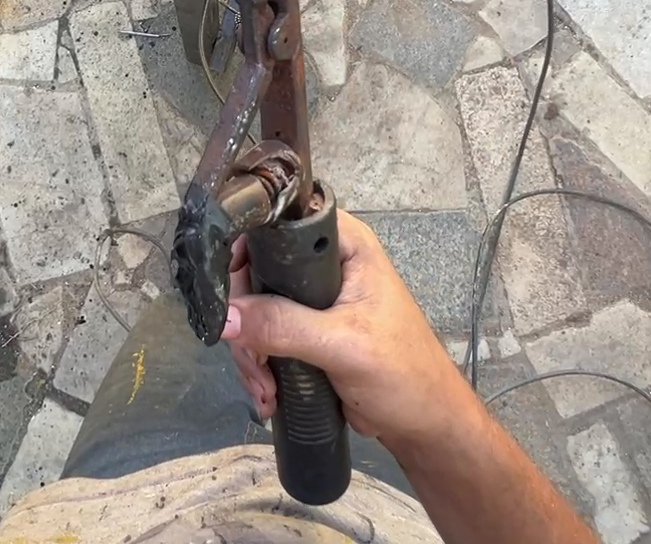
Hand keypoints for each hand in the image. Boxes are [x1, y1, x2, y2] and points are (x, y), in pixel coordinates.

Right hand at [221, 211, 468, 449]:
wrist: (425, 427)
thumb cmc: (404, 374)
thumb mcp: (342, 345)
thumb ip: (283, 326)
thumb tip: (225, 316)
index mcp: (342, 242)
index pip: (280, 222)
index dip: (248, 247)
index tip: (232, 289)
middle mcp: (324, 260)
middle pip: (257, 269)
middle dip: (246, 317)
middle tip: (252, 358)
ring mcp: (312, 295)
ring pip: (254, 305)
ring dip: (250, 350)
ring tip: (265, 389)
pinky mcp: (304, 326)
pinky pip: (263, 333)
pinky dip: (257, 362)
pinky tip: (268, 392)